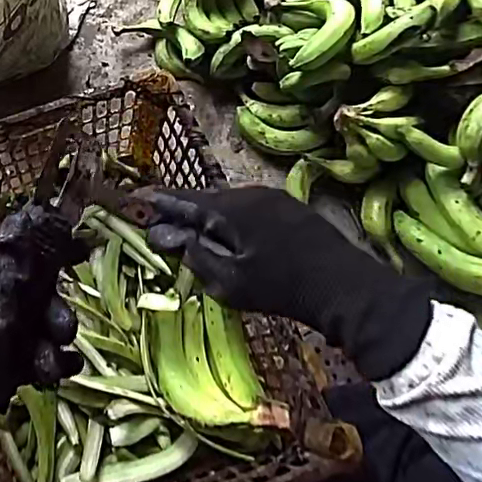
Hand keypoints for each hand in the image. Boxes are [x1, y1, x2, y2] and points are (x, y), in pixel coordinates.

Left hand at [0, 205, 81, 481]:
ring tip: (51, 366)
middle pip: (39, 292)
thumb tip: (55, 212)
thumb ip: (29, 255)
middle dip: (57, 311)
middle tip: (63, 331)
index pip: (27, 248)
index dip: (56, 250)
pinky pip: (35, 357)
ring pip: (40, 327)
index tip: (82, 254)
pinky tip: (56, 376)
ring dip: (53, 345)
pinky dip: (50, 365)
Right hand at [144, 187, 431, 379]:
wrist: (345, 285)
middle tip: (160, 221)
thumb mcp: (231, 281)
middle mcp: (248, 194)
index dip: (158, 201)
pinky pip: (248, 209)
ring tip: (191, 231)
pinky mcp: (288, 207)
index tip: (136, 197)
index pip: (184, 200)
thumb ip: (196, 256)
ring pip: (228, 205)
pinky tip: (230, 236)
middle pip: (205, 200)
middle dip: (182, 211)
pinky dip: (230, 221)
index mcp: (230, 209)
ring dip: (208, 217)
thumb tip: (168, 236)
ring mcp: (271, 197)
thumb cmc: (282, 287)